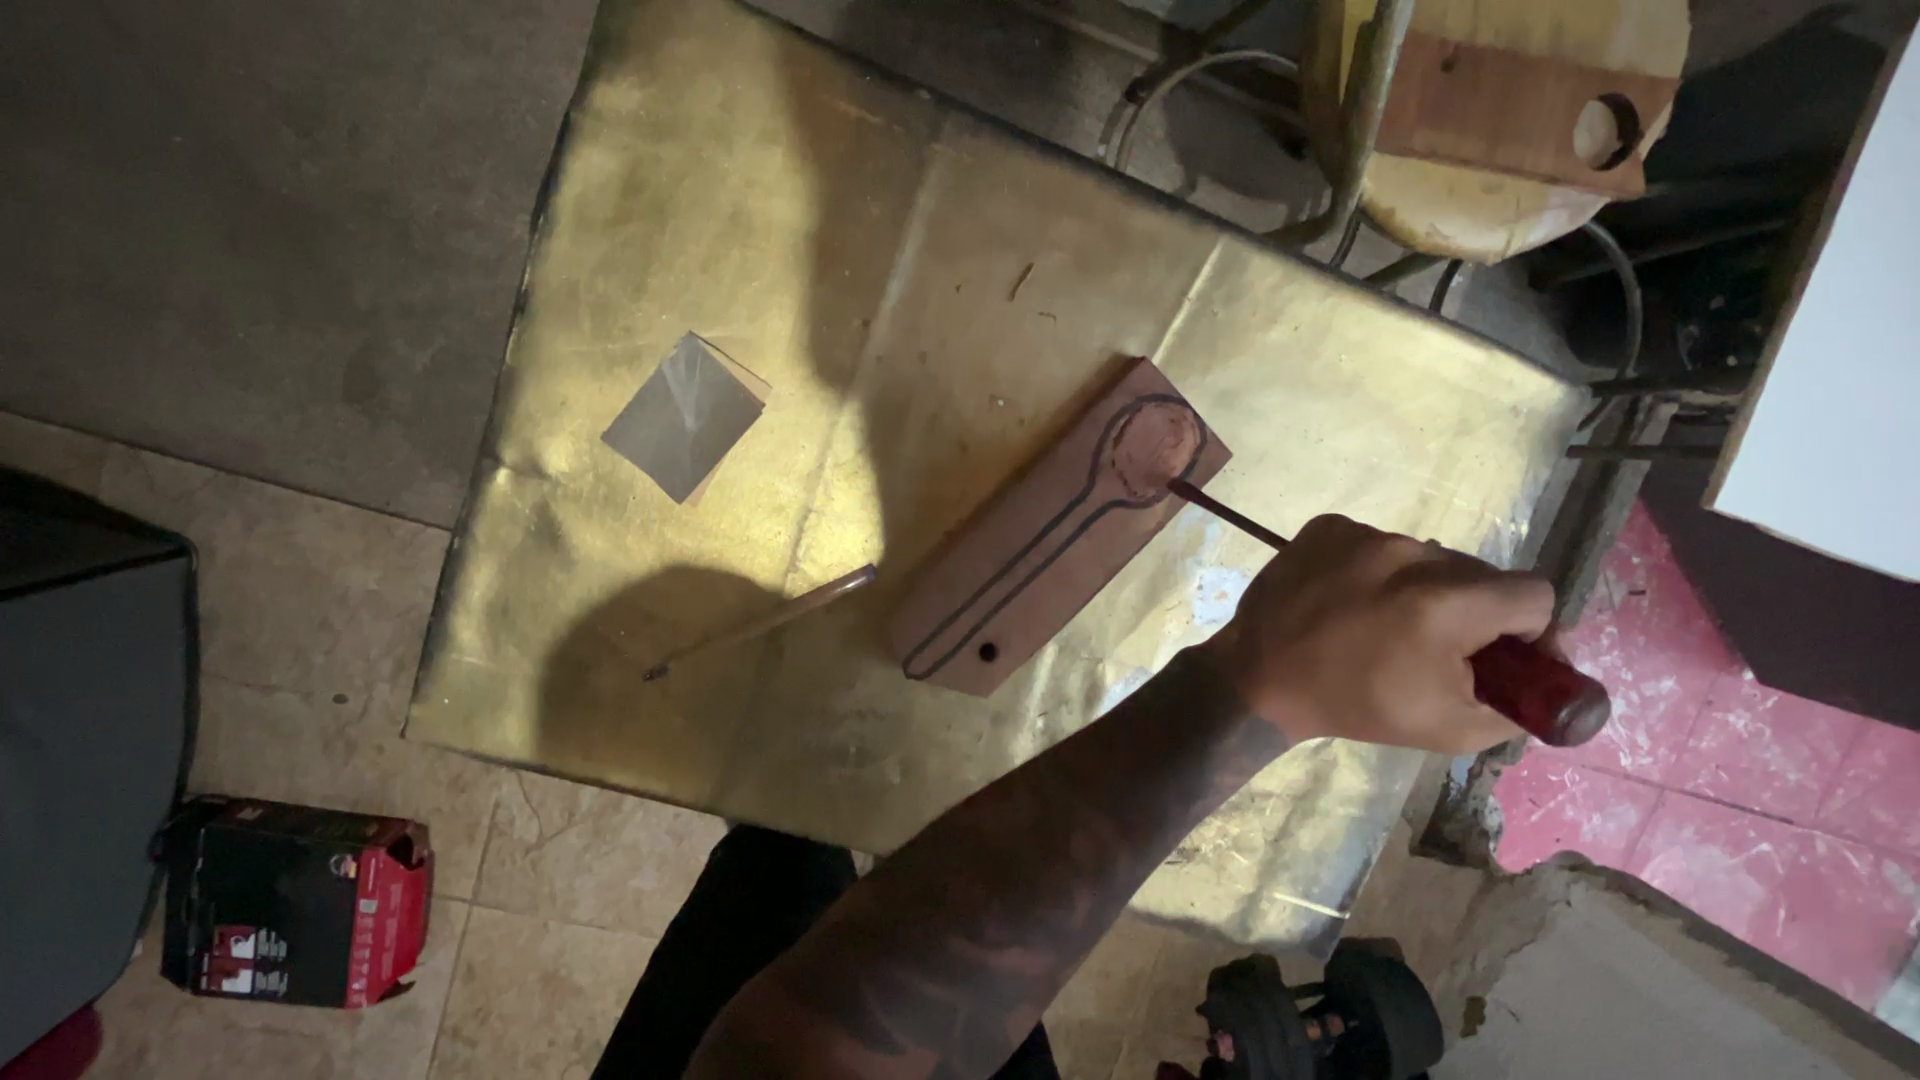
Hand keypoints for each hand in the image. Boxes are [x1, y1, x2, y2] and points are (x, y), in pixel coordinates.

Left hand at [1197, 514, 1554, 755]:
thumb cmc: (1354, 705)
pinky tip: (1350, 601)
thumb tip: (1546, 681)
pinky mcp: (1326, 526)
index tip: (1505, 655)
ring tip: (1385, 623)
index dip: (1531, 630)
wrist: (1259, 678)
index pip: (1533, 593)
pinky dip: (1375, 571)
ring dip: (1422, 588)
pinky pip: (1377, 544)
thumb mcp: (1452, 727)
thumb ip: (1518, 705)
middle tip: (1439, 646)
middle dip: (1474, 611)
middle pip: (1478, 573)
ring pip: (1425, 558)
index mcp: (1446, 600)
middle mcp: (1409, 553)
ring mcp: (1363, 534)